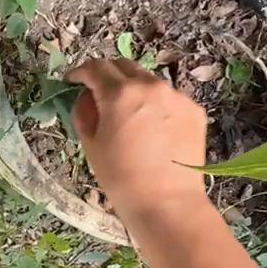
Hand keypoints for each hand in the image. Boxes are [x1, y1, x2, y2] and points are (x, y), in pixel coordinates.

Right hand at [70, 57, 210, 222]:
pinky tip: (150, 128)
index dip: (80, 71)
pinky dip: (154, 105)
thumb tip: (86, 98)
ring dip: (132, 89)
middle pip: (124, 66)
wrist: (166, 201)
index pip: (95, 68)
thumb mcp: (91, 145)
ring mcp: (176, 96)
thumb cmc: (120, 176)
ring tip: (126, 114)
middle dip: (107, 74)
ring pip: (148, 81)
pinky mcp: (194, 110)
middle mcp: (151, 86)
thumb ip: (84, 113)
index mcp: (119, 94)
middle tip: (97, 92)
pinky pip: (168, 98)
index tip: (72, 80)